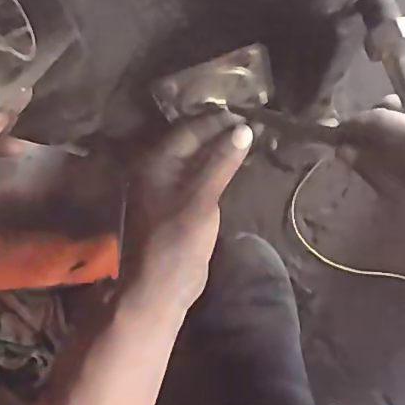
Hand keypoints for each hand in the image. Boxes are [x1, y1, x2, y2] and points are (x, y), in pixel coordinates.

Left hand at [120, 113, 254, 308]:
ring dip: (217, 151)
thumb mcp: (202, 198)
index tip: (246, 116)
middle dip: (218, 133)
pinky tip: (231, 168)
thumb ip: (221, 161)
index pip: (188, 130)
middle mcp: (154, 171)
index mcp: (154, 163)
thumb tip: (243, 129)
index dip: (217, 122)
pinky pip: (196, 179)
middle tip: (249, 126)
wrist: (159, 288)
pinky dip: (214, 170)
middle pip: (189, 143)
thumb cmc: (177, 241)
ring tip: (246, 142)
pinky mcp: (174, 208)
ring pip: (193, 161)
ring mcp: (163, 190)